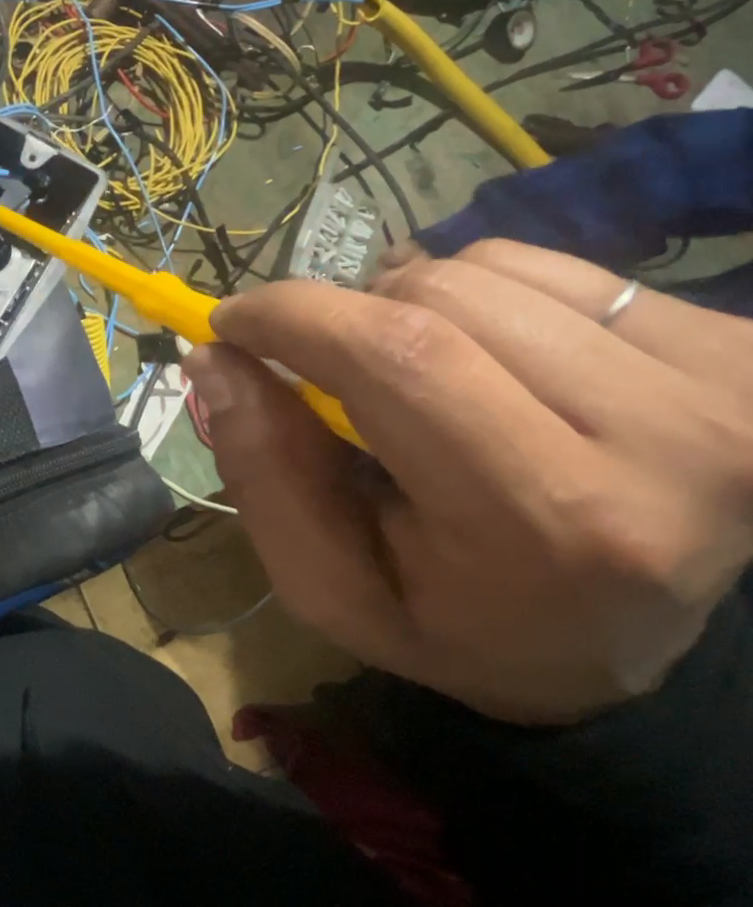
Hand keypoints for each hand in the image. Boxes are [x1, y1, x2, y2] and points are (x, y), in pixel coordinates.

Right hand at [181, 239, 752, 724]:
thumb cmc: (451, 625)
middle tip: (312, 361)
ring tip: (403, 369)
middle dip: (340, 313)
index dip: (295, 317)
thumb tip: (213, 357)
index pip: (401, 359)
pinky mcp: (738, 348)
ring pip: (490, 268)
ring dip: (406, 302)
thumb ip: (263, 473)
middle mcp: (667, 439)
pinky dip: (476, 292)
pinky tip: (478, 356)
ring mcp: (722, 383)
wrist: (616, 648)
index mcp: (548, 522)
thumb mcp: (326, 583)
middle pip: (441, 297)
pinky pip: (552, 266)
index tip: (229, 323)